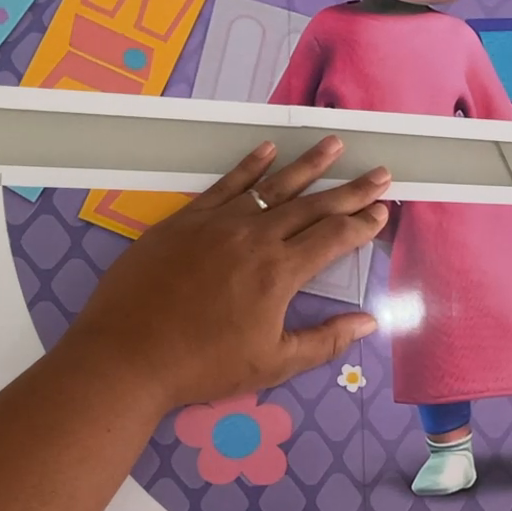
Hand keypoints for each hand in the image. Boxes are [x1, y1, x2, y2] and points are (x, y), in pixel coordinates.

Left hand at [58, 137, 389, 411]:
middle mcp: (255, 237)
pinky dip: (250, 165)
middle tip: (380, 172)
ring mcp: (218, 223)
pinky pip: (226, 184)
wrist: (127, 355)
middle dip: (351, 189)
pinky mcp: (185, 220)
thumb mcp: (273, 364)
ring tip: (335, 144)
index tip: (383, 210)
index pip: (334, 237)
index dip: (363, 224)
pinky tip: (268, 149)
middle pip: (313, 205)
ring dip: (308, 165)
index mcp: (280, 273)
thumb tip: (369, 322)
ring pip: (273, 186)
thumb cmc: (204, 366)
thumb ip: (325, 341)